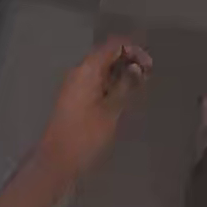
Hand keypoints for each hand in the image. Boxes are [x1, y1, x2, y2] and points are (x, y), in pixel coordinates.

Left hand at [35, 37, 151, 181]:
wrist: (57, 160)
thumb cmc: (86, 134)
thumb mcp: (110, 111)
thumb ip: (124, 86)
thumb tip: (136, 67)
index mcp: (88, 68)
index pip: (113, 46)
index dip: (133, 49)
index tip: (149, 64)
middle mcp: (81, 70)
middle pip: (107, 55)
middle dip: (128, 60)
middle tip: (148, 75)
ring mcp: (77, 83)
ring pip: (103, 68)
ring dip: (121, 72)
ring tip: (139, 85)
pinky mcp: (77, 96)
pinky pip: (97, 80)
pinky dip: (112, 83)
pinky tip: (124, 95)